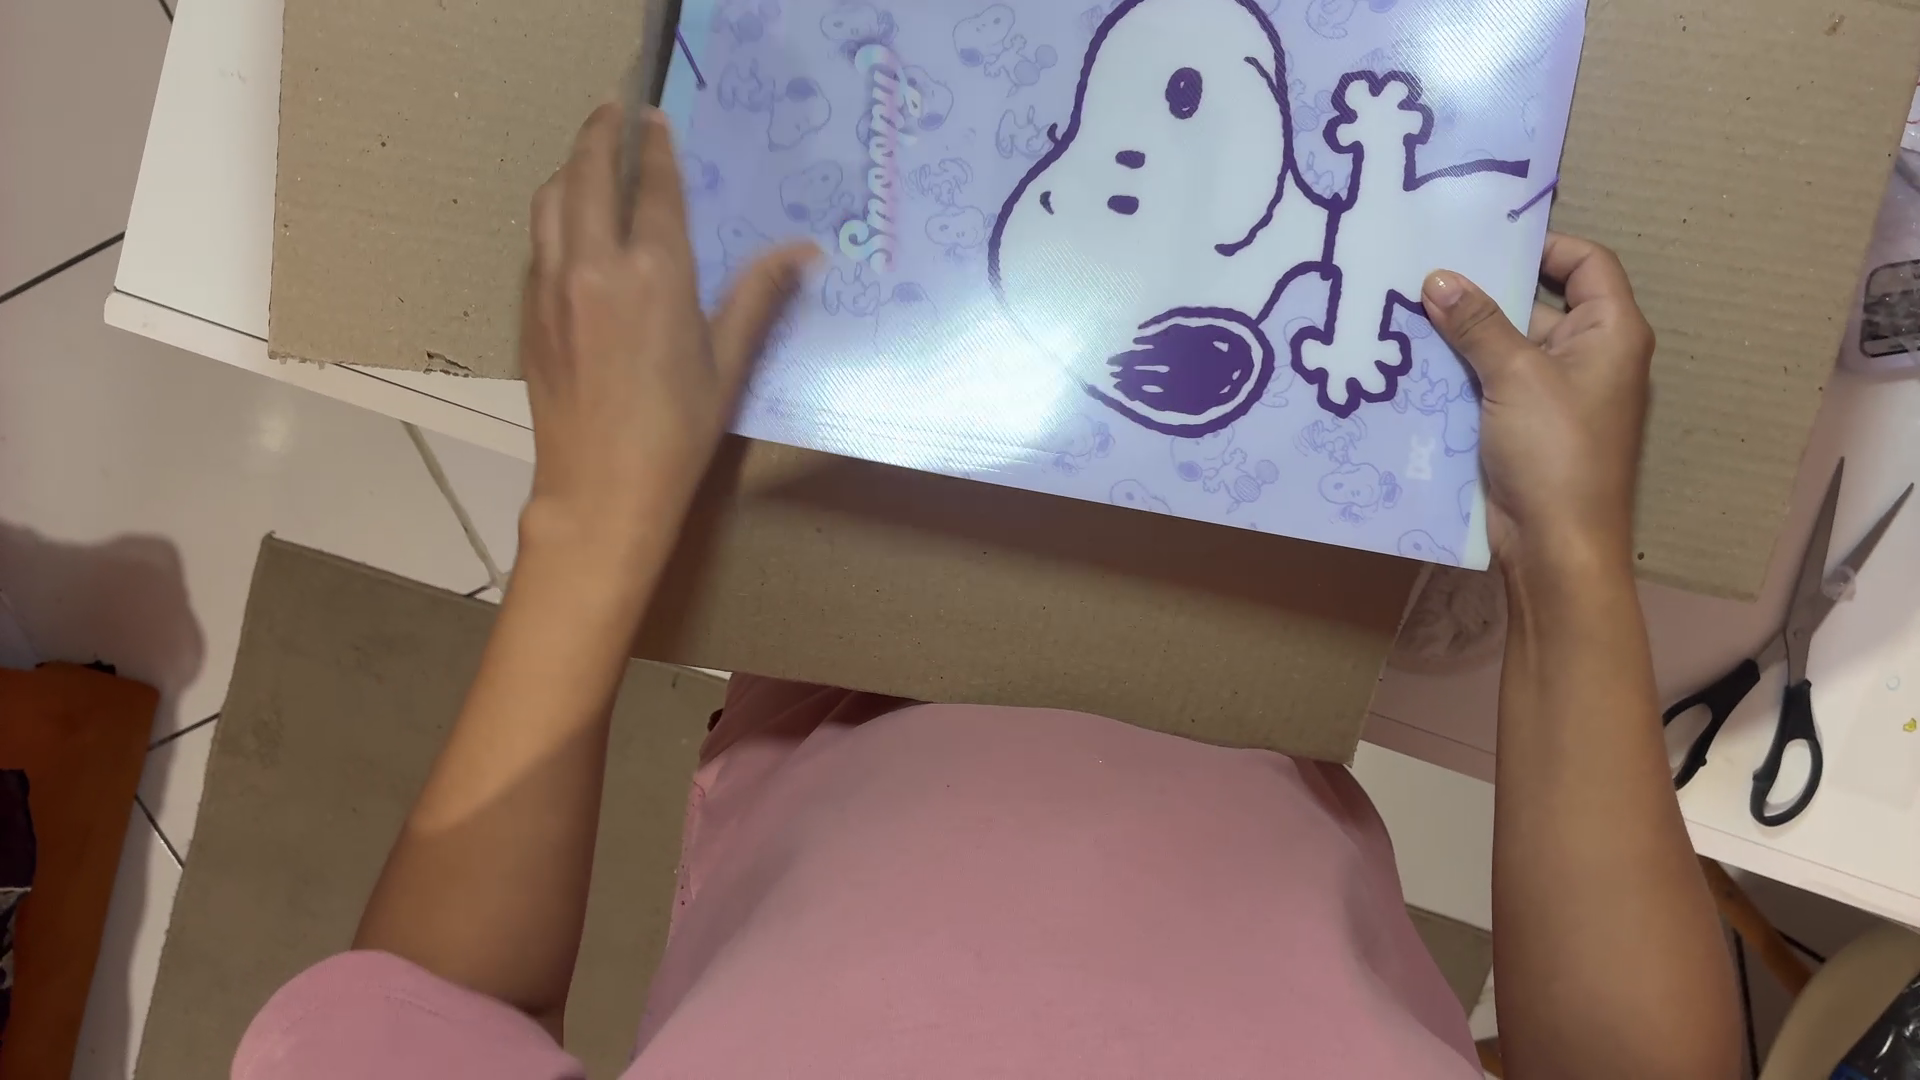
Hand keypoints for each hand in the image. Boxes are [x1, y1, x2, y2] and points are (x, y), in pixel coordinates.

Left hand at [517, 102, 814, 574]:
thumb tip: (804, 251)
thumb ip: (758, 298)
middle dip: (600, 133)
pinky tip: (569, 227)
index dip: (656, 147)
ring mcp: (552, 286)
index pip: (653, 188)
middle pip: (587, 174)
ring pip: (549, 201)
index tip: (655, 117)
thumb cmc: (678, 433)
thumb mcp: (728, 367)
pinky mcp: (528, 312)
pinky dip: (552, 215)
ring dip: (568, 168)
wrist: (602, 487)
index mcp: (655, 276)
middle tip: (612, 110)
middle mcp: (595, 265)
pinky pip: (536, 242)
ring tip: (586, 159)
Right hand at [1420, 233, 1653, 575]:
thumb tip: (1437, 277)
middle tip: (1420, 281)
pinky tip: (1409, 368)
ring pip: (1499, 349)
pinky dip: (1452, 375)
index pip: (1585, 265)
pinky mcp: (1514, 424)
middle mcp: (1582, 356)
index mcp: (1608, 333)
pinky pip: (1482, 385)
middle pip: (1532, 306)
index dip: (1542, 246)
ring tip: (1402, 320)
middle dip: (1479, 296)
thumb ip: (1477, 324)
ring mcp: (1546, 393)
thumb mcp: (1515, 376)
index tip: (1480, 243)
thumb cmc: (1554, 449)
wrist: (1551, 538)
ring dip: (1457, 340)